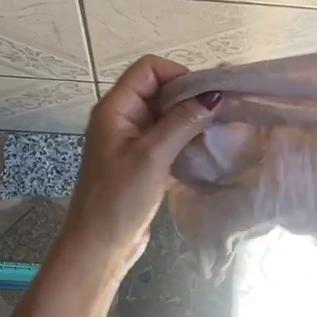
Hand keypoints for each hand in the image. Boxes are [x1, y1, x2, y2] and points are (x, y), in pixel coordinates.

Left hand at [52, 56, 219, 276]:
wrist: (98, 248)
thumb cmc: (118, 200)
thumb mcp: (153, 156)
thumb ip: (182, 121)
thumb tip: (214, 95)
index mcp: (115, 108)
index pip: (149, 68)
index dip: (178, 75)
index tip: (205, 96)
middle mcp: (121, 118)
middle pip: (159, 89)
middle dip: (189, 97)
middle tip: (218, 114)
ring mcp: (131, 140)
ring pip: (165, 115)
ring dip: (189, 120)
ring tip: (215, 133)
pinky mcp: (141, 161)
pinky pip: (166, 138)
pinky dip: (184, 140)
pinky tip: (203, 152)